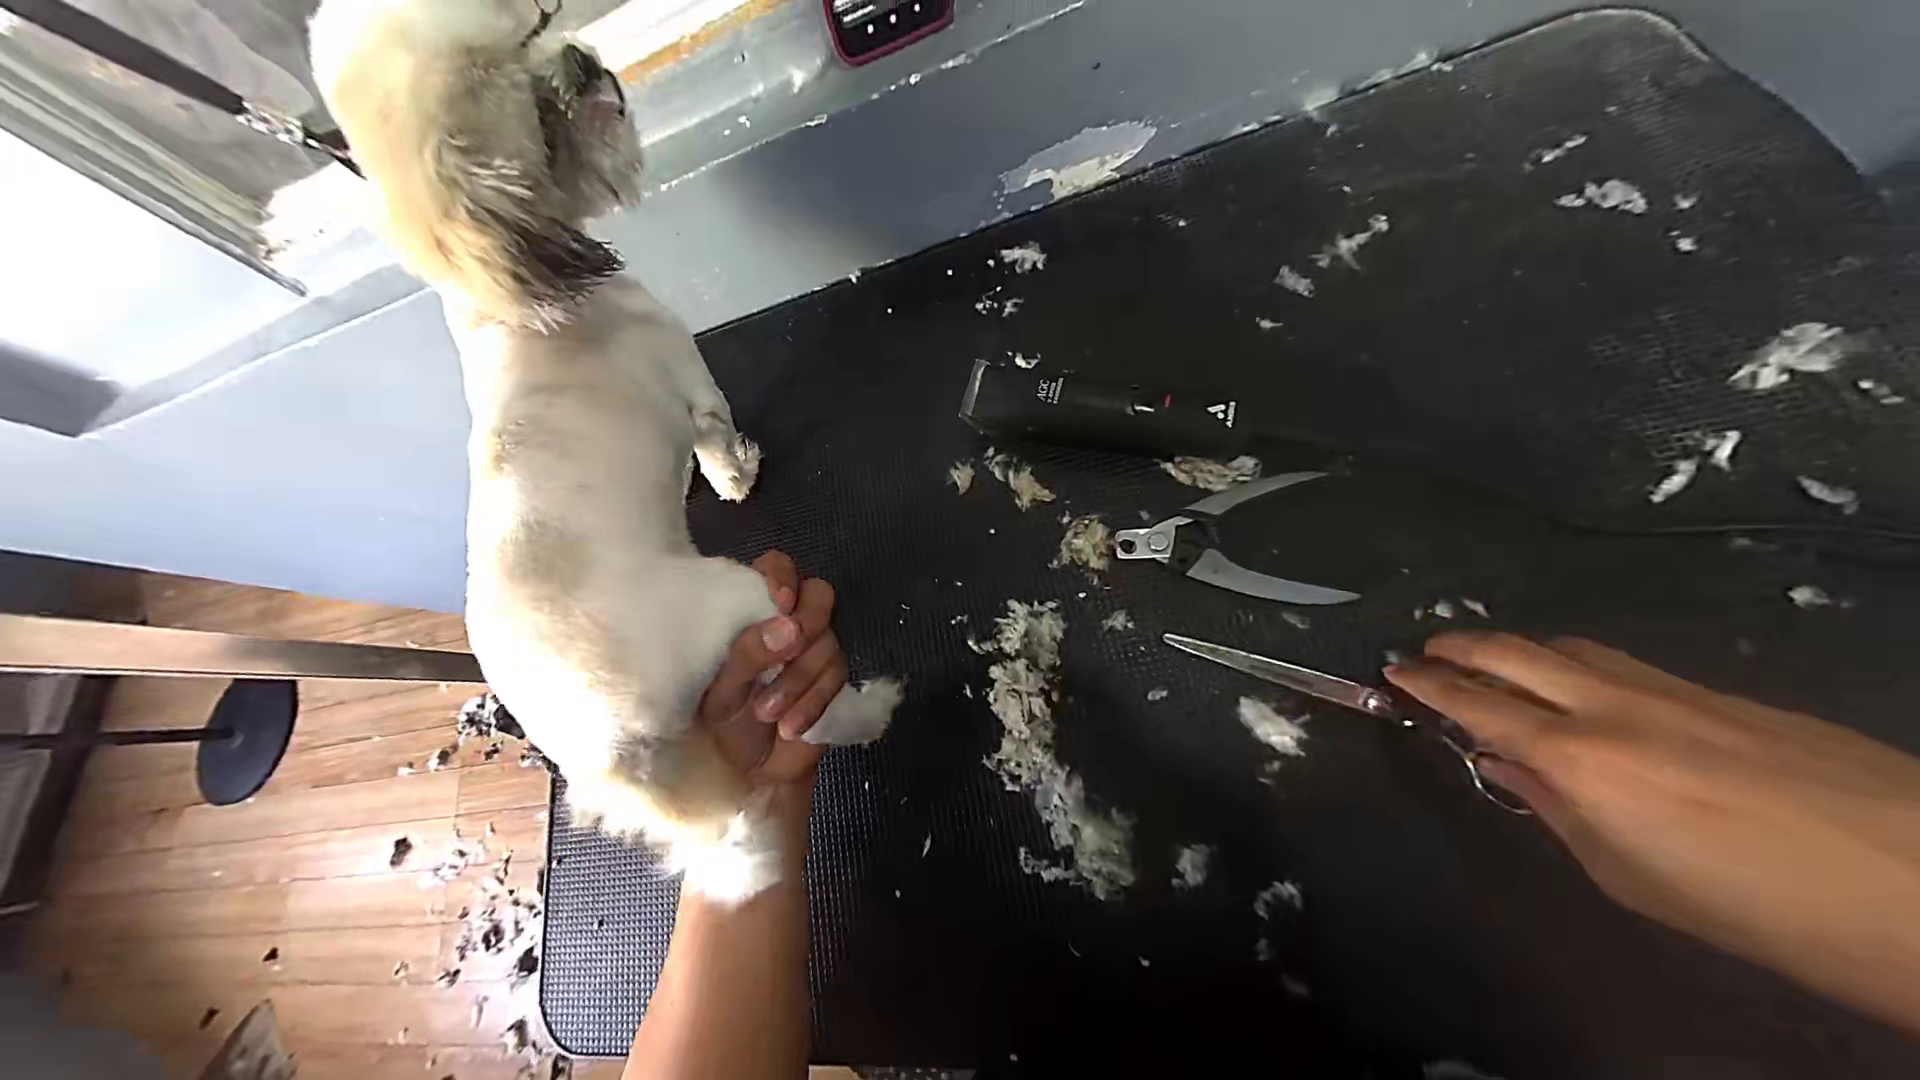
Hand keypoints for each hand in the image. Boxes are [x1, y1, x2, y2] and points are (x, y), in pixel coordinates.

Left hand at [696, 551, 850, 795]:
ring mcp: (813, 652)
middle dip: (808, 623)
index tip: (779, 600)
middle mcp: (786, 626)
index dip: (782, 576)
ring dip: (801, 678)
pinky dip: (815, 701)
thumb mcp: (717, 691)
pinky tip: (793, 726)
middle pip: (818, 594)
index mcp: (749, 614)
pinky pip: (840, 676)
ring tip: (769, 713)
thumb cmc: (716, 730)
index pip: (775, 568)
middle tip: (790, 649)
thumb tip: (787, 625)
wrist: (743, 783)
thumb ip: (745, 653)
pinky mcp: (832, 682)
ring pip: (830, 640)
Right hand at [1386, 631, 1919, 1033]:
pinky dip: (1573, 663)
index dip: (1426, 684)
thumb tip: (1503, 765)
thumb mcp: (1629, 878)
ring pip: (1565, 645)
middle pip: (1510, 652)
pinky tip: (1580, 688)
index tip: (1394, 672)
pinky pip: (1619, 662)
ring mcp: (1668, 691)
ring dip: (1515, 648)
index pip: (1474, 703)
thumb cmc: (1760, 908)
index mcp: (1577, 758)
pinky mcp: (1720, 693)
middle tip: (1426, 651)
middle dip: (1456, 645)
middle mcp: (1609, 707)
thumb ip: (1552, 809)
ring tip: (1494, 663)